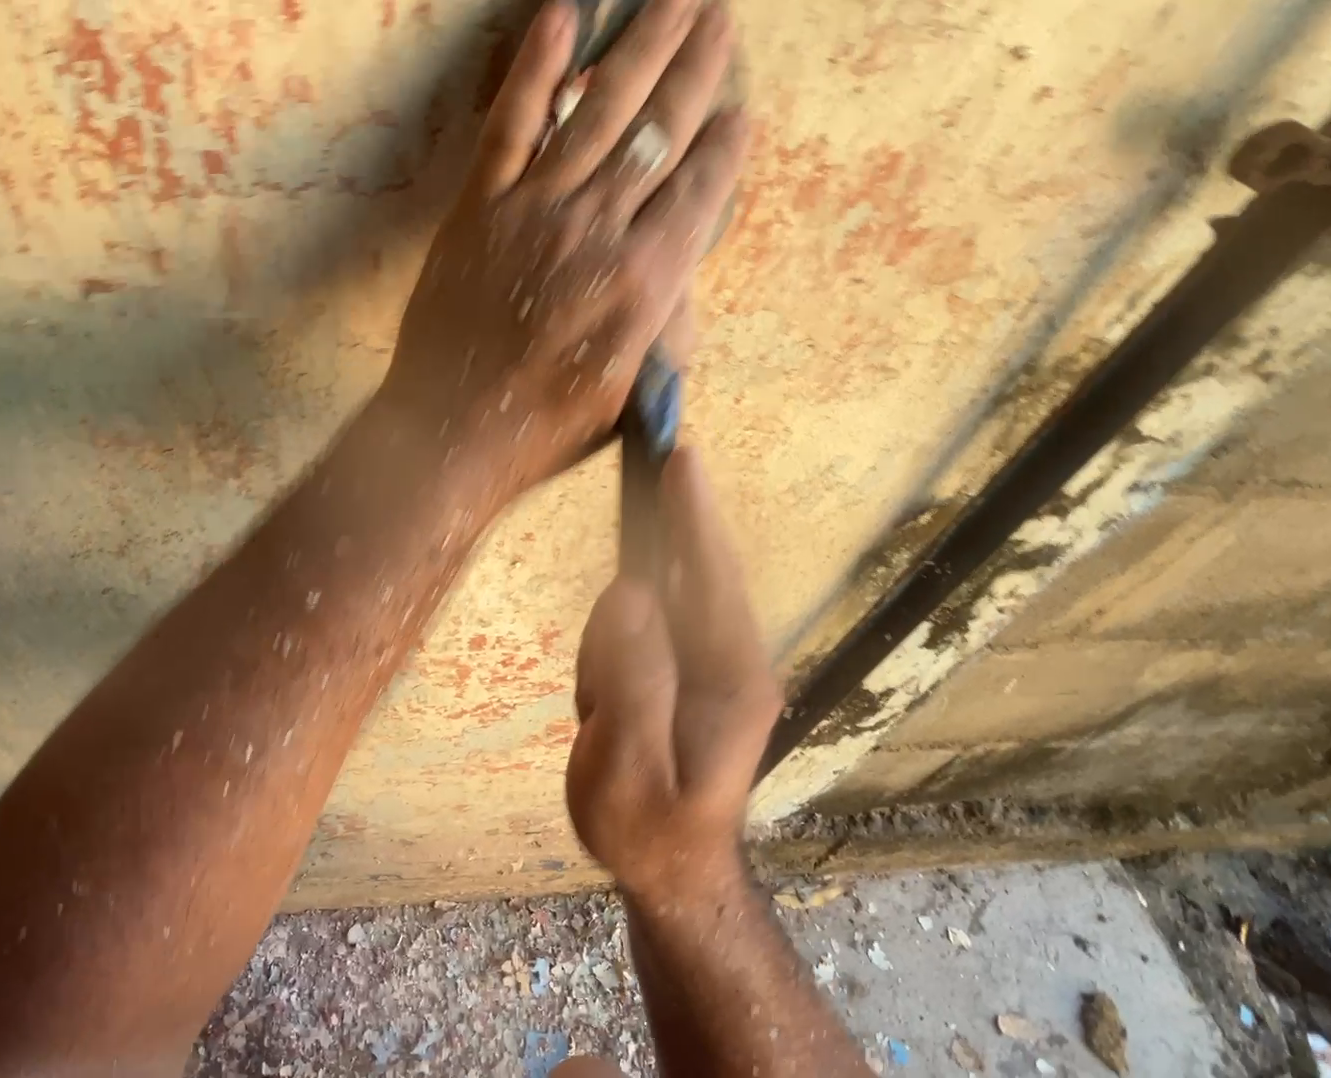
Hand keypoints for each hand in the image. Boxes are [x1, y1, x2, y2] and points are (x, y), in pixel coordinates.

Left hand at [378, 0, 745, 499]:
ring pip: (598, 111)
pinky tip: (560, 14)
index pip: (698, 192)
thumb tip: (675, 278)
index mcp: (645, 282)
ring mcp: (535, 210)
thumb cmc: (543, 429)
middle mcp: (599, 231)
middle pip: (659, 132)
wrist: (452, 433)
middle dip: (696, 69)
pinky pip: (512, 123)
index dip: (723, 148)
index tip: (738, 113)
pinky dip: (535, 66)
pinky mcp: (480, 207)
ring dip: (640, 45)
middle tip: (720, 17)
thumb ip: (659, 328)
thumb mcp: (624, 394)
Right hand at [566, 447, 780, 904]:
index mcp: (731, 678)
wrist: (671, 872)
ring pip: (647, 609)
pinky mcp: (682, 673)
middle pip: (690, 574)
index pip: (710, 576)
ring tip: (599, 723)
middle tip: (650, 474)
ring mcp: (708, 666)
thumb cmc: (648, 832)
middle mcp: (730, 660)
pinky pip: (637, 634)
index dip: (691, 516)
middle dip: (664, 530)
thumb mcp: (628, 771)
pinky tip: (602, 713)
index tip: (678, 457)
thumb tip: (629, 590)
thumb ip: (632, 682)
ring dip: (608, 645)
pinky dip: (609, 652)